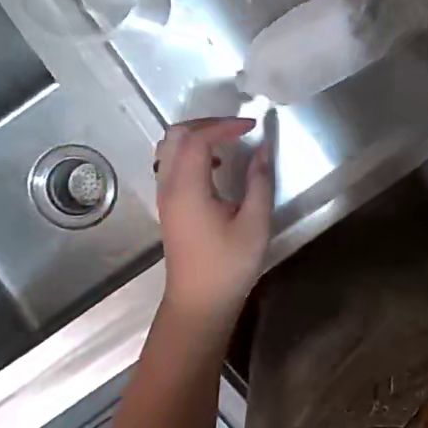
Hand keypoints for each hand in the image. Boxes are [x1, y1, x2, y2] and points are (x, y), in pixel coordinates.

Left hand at [154, 117, 274, 328]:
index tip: (253, 127)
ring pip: (169, 148)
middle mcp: (169, 186)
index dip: (225, 126)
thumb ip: (259, 181)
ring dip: (197, 137)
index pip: (198, 138)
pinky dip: (191, 153)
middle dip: (207, 124)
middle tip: (238, 129)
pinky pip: (171, 164)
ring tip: (228, 144)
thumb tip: (263, 149)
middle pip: (175, 135)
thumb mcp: (255, 223)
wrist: (199, 302)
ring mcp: (164, 196)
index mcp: (187, 188)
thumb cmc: (229, 265)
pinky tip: (216, 166)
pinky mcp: (168, 205)